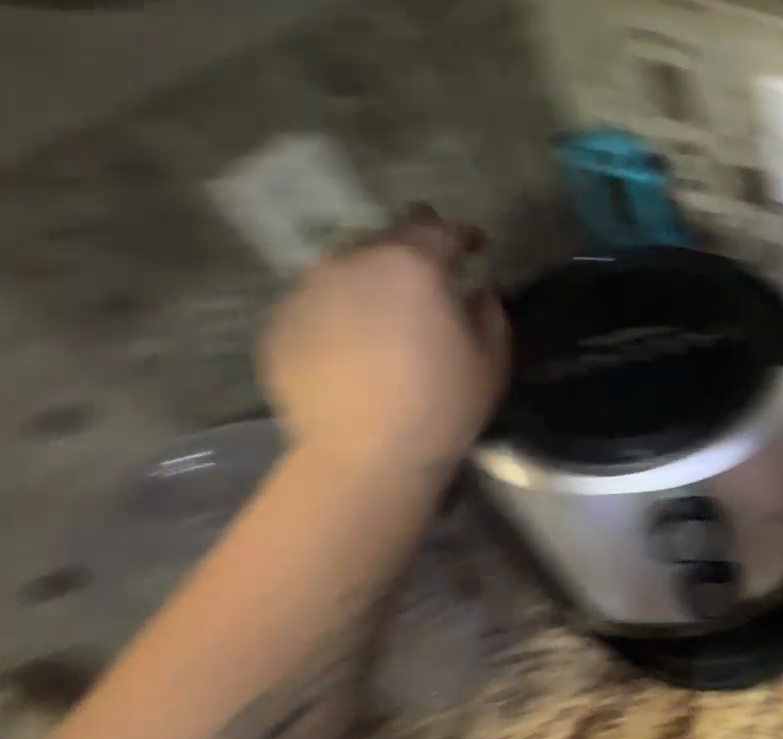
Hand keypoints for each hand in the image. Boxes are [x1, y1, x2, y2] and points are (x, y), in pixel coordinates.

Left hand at [259, 205, 508, 474]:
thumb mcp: (491, 361)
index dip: (461, 233)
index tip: (477, 243)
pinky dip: (342, 312)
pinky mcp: (279, 322)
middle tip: (432, 272)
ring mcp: (307, 290)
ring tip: (390, 310)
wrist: (364, 453)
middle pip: (385, 241)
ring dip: (373, 280)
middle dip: (412, 251)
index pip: (438, 230)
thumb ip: (488, 314)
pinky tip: (357, 345)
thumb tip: (476, 293)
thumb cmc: (443, 405)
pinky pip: (319, 304)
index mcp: (411, 267)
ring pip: (346, 269)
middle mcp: (351, 263)